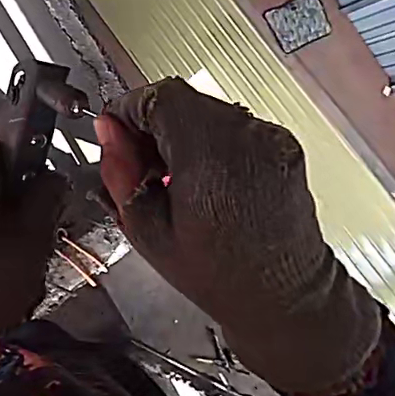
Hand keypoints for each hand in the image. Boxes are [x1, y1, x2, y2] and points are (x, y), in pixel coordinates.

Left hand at [0, 139, 67, 395]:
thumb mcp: (31, 236)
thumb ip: (45, 199)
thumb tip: (54, 176)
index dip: (21, 149)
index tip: (44, 167)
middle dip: (25, 192)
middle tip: (48, 212)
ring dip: (18, 220)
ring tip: (37, 243)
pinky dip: (5, 242)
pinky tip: (19, 266)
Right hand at [94, 78, 380, 395]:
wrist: (285, 298)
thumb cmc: (221, 276)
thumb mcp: (146, 231)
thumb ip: (120, 171)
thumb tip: (109, 131)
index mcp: (208, 158)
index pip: (158, 97)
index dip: (128, 109)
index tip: (115, 131)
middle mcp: (245, 139)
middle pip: (180, 98)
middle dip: (151, 121)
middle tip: (138, 158)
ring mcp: (269, 139)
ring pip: (203, 107)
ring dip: (177, 129)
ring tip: (169, 173)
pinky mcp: (281, 144)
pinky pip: (229, 123)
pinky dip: (206, 138)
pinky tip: (199, 175)